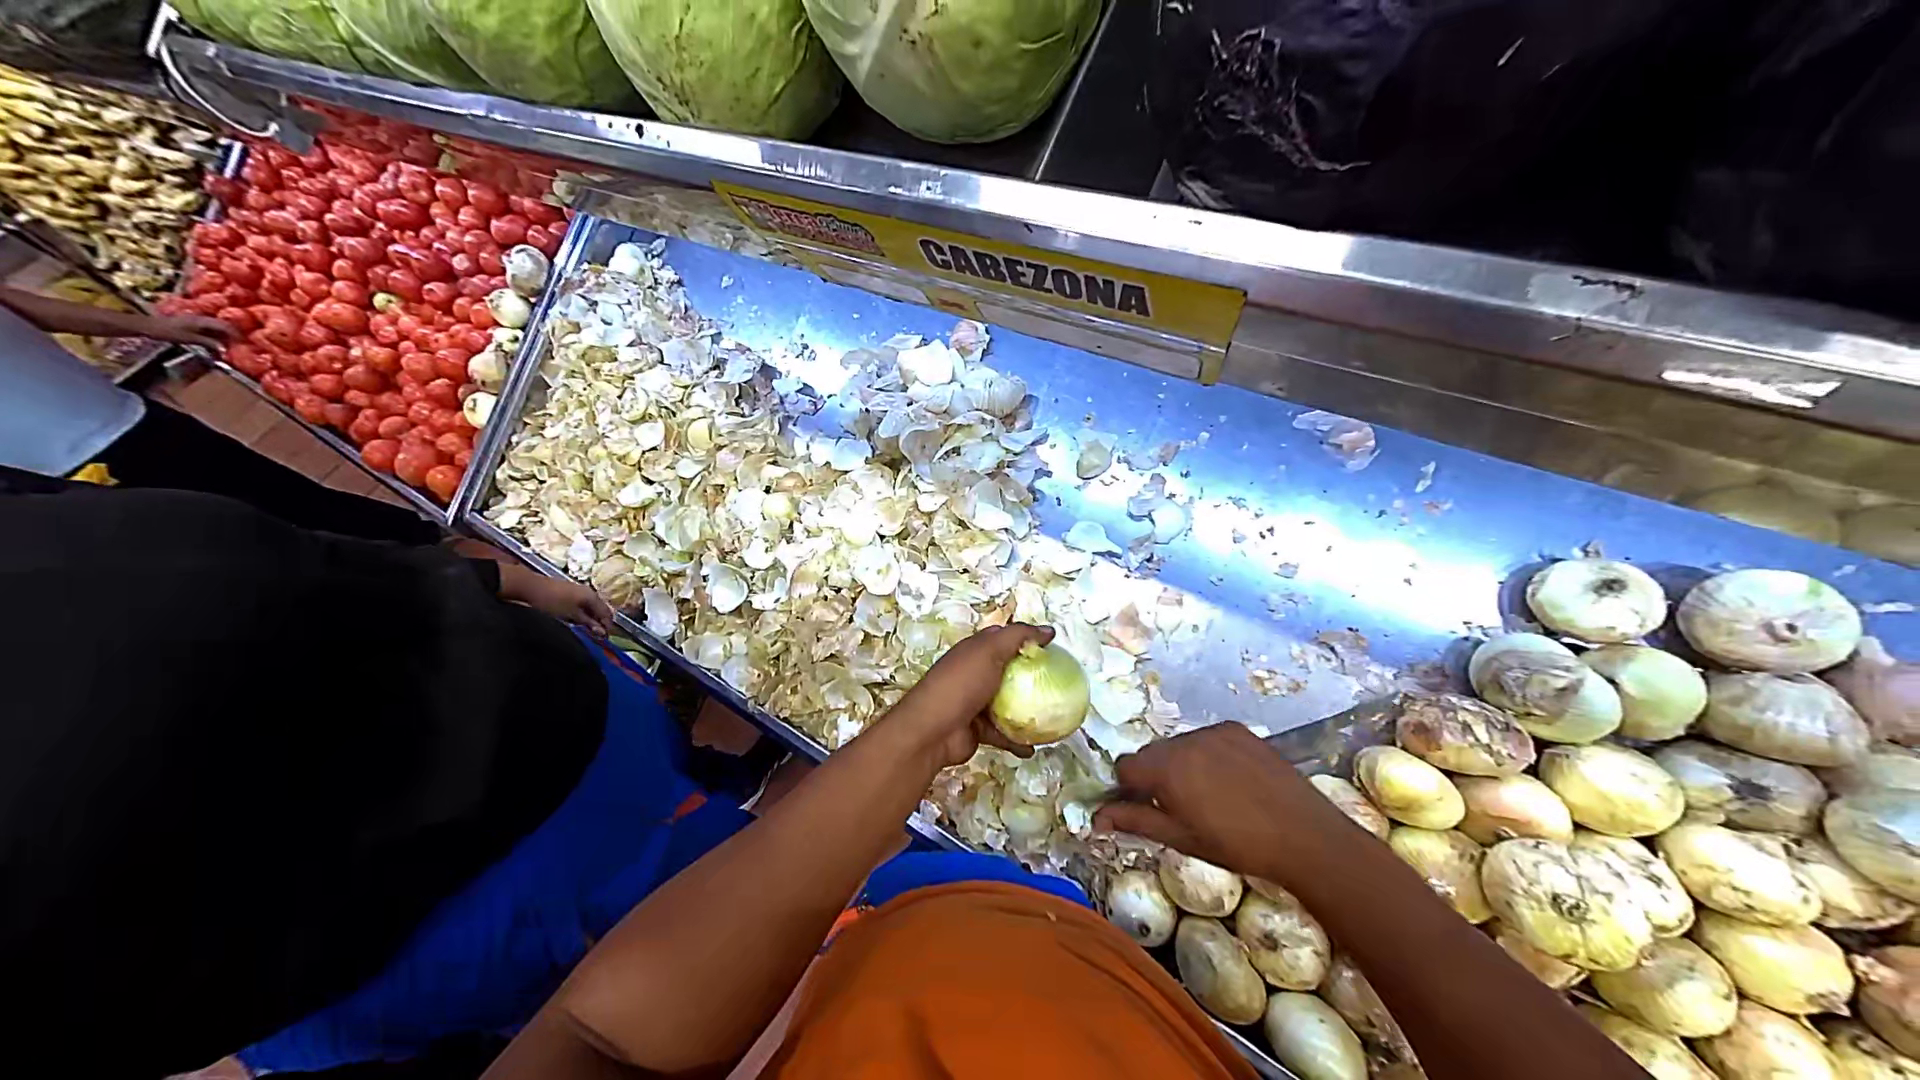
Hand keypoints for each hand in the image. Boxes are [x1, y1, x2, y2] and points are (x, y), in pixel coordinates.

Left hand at [151, 314, 235, 349]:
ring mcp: (196, 321)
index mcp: (202, 321)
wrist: (146, 325)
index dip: (237, 334)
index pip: (226, 326)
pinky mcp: (191, 324)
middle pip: (223, 326)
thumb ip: (208, 343)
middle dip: (233, 335)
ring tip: (229, 346)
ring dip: (225, 336)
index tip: (246, 343)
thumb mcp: (189, 338)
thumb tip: (226, 350)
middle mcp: (201, 319)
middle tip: (240, 345)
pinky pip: (209, 329)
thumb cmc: (166, 331)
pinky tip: (216, 343)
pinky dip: (216, 336)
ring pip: (217, 328)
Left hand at [499, 563, 614, 636]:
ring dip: (590, 618)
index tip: (604, 638)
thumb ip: (588, 622)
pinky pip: (583, 604)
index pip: (607, 613)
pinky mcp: (570, 592)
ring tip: (585, 629)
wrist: (529, 587)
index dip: (607, 626)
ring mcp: (579, 591)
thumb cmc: (551, 602)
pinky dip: (582, 613)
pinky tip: (576, 619)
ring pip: (591, 607)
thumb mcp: (571, 615)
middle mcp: (589, 592)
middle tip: (595, 635)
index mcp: (592, 596)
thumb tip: (602, 632)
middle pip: (600, 609)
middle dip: (599, 622)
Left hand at [886, 623, 1052, 766]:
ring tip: (1051, 715)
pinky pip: (1003, 732)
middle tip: (1057, 681)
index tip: (1050, 647)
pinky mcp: (977, 728)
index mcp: (974, 651)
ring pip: (1007, 704)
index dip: (1024, 639)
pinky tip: (1034, 746)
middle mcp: (974, 674)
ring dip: (1027, 710)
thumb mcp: (990, 651)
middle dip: (1029, 676)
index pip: (1001, 638)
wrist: (933, 730)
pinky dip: (1018, 740)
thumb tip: (1049, 630)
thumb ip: (1018, 637)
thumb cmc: (961, 684)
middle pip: (1007, 671)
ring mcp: (975, 702)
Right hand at [1094, 723, 1345, 880]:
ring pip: (1179, 745)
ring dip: (1181, 765)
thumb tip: (1096, 818)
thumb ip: (1135, 821)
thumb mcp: (1180, 838)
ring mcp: (1214, 732)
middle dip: (1155, 776)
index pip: (1125, 767)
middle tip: (1178, 807)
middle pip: (1151, 754)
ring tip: (1210, 796)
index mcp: (1165, 768)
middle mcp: (1184, 741)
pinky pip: (1207, 739)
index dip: (1129, 789)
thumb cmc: (1237, 845)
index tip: (1145, 808)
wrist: (1305, 837)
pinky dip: (1208, 755)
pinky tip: (1230, 781)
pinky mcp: (1238, 730)